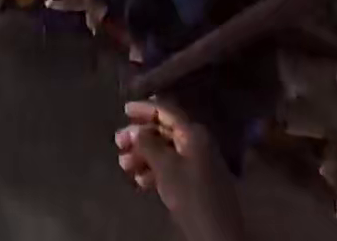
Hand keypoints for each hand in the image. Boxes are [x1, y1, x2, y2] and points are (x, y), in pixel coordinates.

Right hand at [115, 102, 246, 240]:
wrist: (218, 236)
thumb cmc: (190, 194)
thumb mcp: (164, 166)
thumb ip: (147, 143)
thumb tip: (134, 129)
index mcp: (193, 133)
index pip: (165, 111)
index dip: (143, 108)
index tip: (124, 110)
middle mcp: (196, 142)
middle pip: (163, 131)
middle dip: (139, 137)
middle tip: (118, 142)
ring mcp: (198, 163)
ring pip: (165, 151)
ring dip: (143, 156)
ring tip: (124, 165)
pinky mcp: (196, 182)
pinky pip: (172, 167)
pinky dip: (154, 170)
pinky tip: (140, 181)